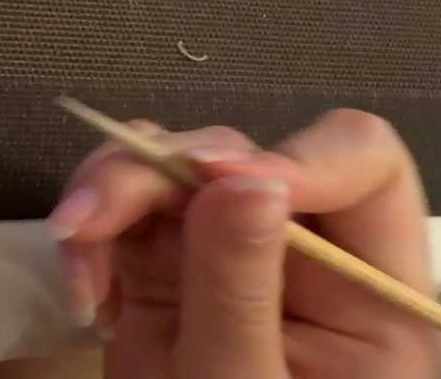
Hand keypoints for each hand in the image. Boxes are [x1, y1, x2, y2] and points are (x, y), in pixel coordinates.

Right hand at [49, 110, 440, 378]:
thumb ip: (238, 285)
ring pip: (160, 156)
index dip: (299, 156)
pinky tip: (82, 289)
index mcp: (366, 288)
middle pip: (230, 152)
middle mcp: (294, 246)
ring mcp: (220, 237)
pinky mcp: (156, 242)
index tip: (216, 182)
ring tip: (74, 262)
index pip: (362, 169)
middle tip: (85, 222)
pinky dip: (85, 227)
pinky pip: (114, 190)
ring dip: (104, 196)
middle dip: (149, 176)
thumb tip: (243, 176)